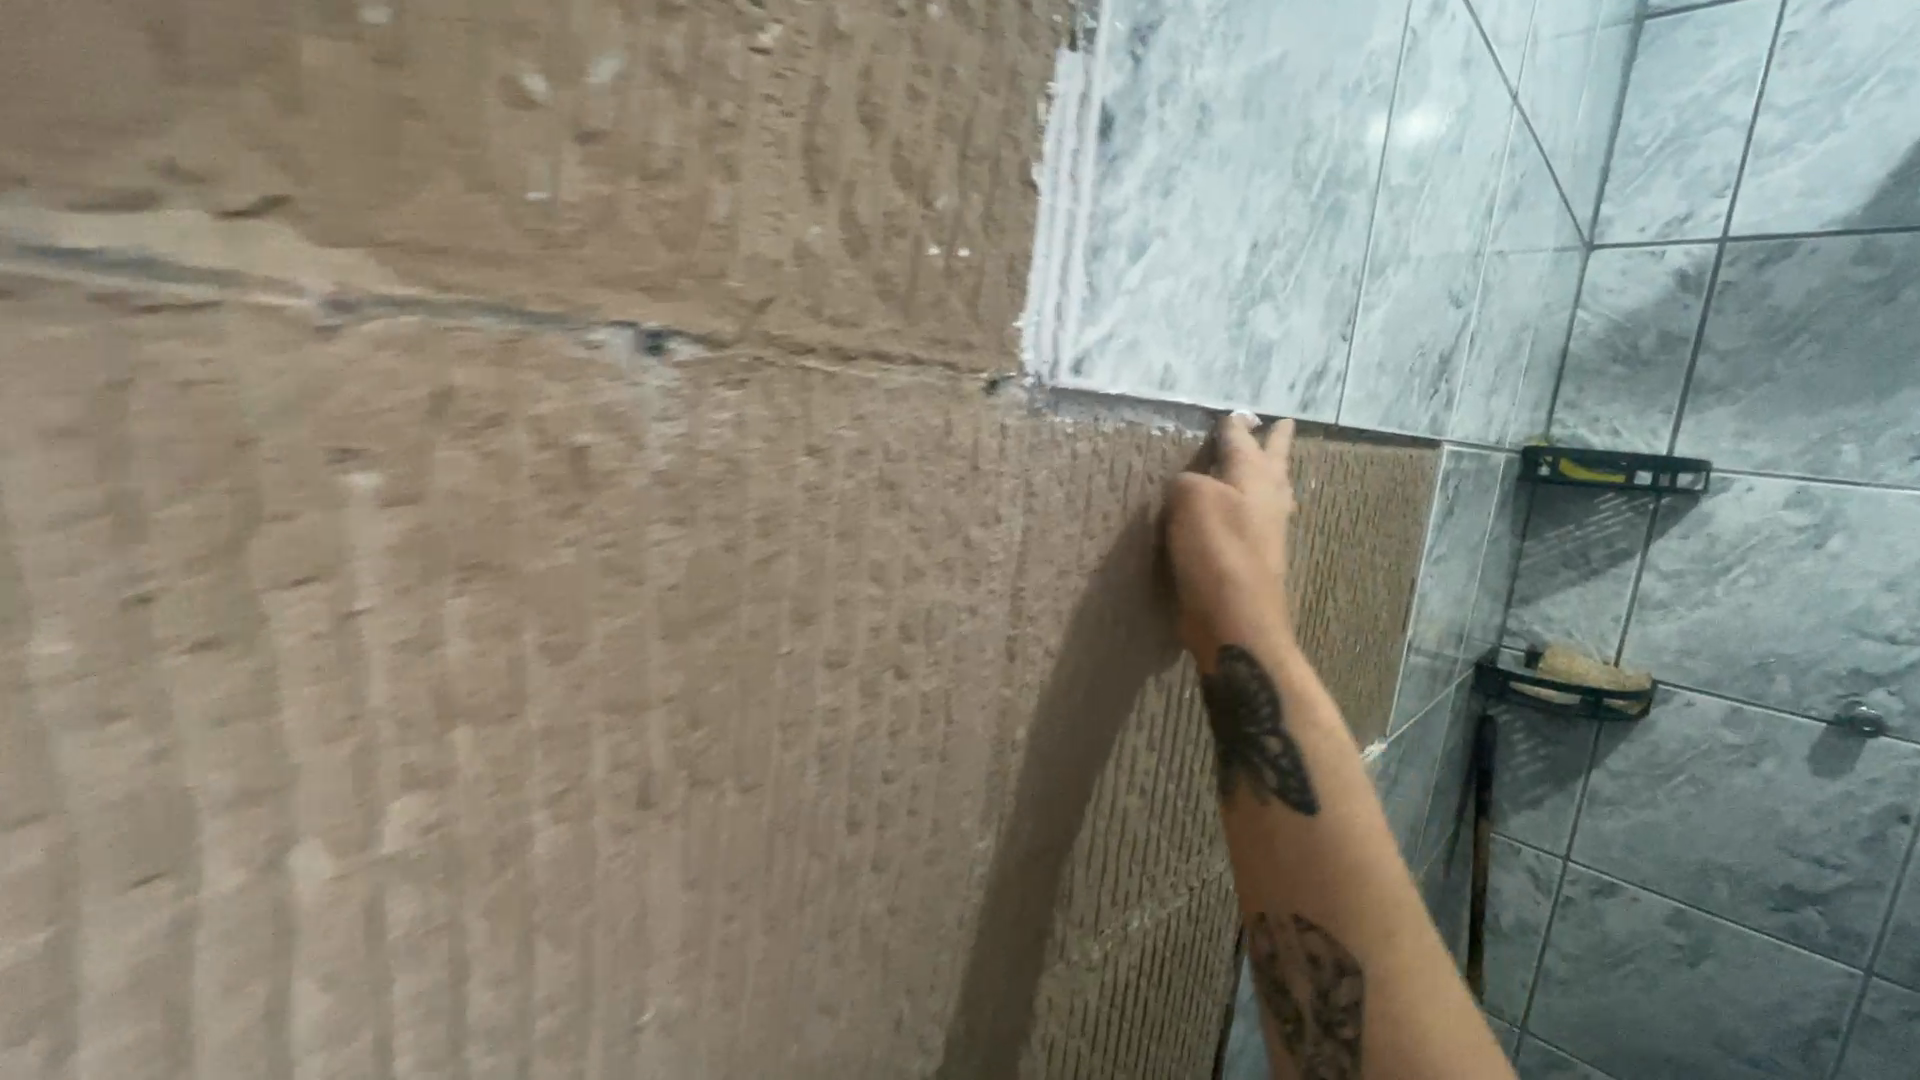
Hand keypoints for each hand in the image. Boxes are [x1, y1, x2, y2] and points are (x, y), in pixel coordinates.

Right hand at [1165, 413, 1297, 666]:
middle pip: (1272, 463)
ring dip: (1272, 475)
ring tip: (1274, 466)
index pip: (1241, 442)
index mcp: (1253, 478)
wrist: (1236, 618)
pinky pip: (1258, 521)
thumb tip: (1188, 486)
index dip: (1235, 427)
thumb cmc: (1217, 552)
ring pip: (1272, 492)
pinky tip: (1249, 516)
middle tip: (1283, 425)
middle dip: (1275, 443)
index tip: (1237, 413)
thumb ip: (1188, 482)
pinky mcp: (1254, 561)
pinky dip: (1256, 508)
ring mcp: (1265, 533)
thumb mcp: (1191, 500)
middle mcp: (1266, 501)